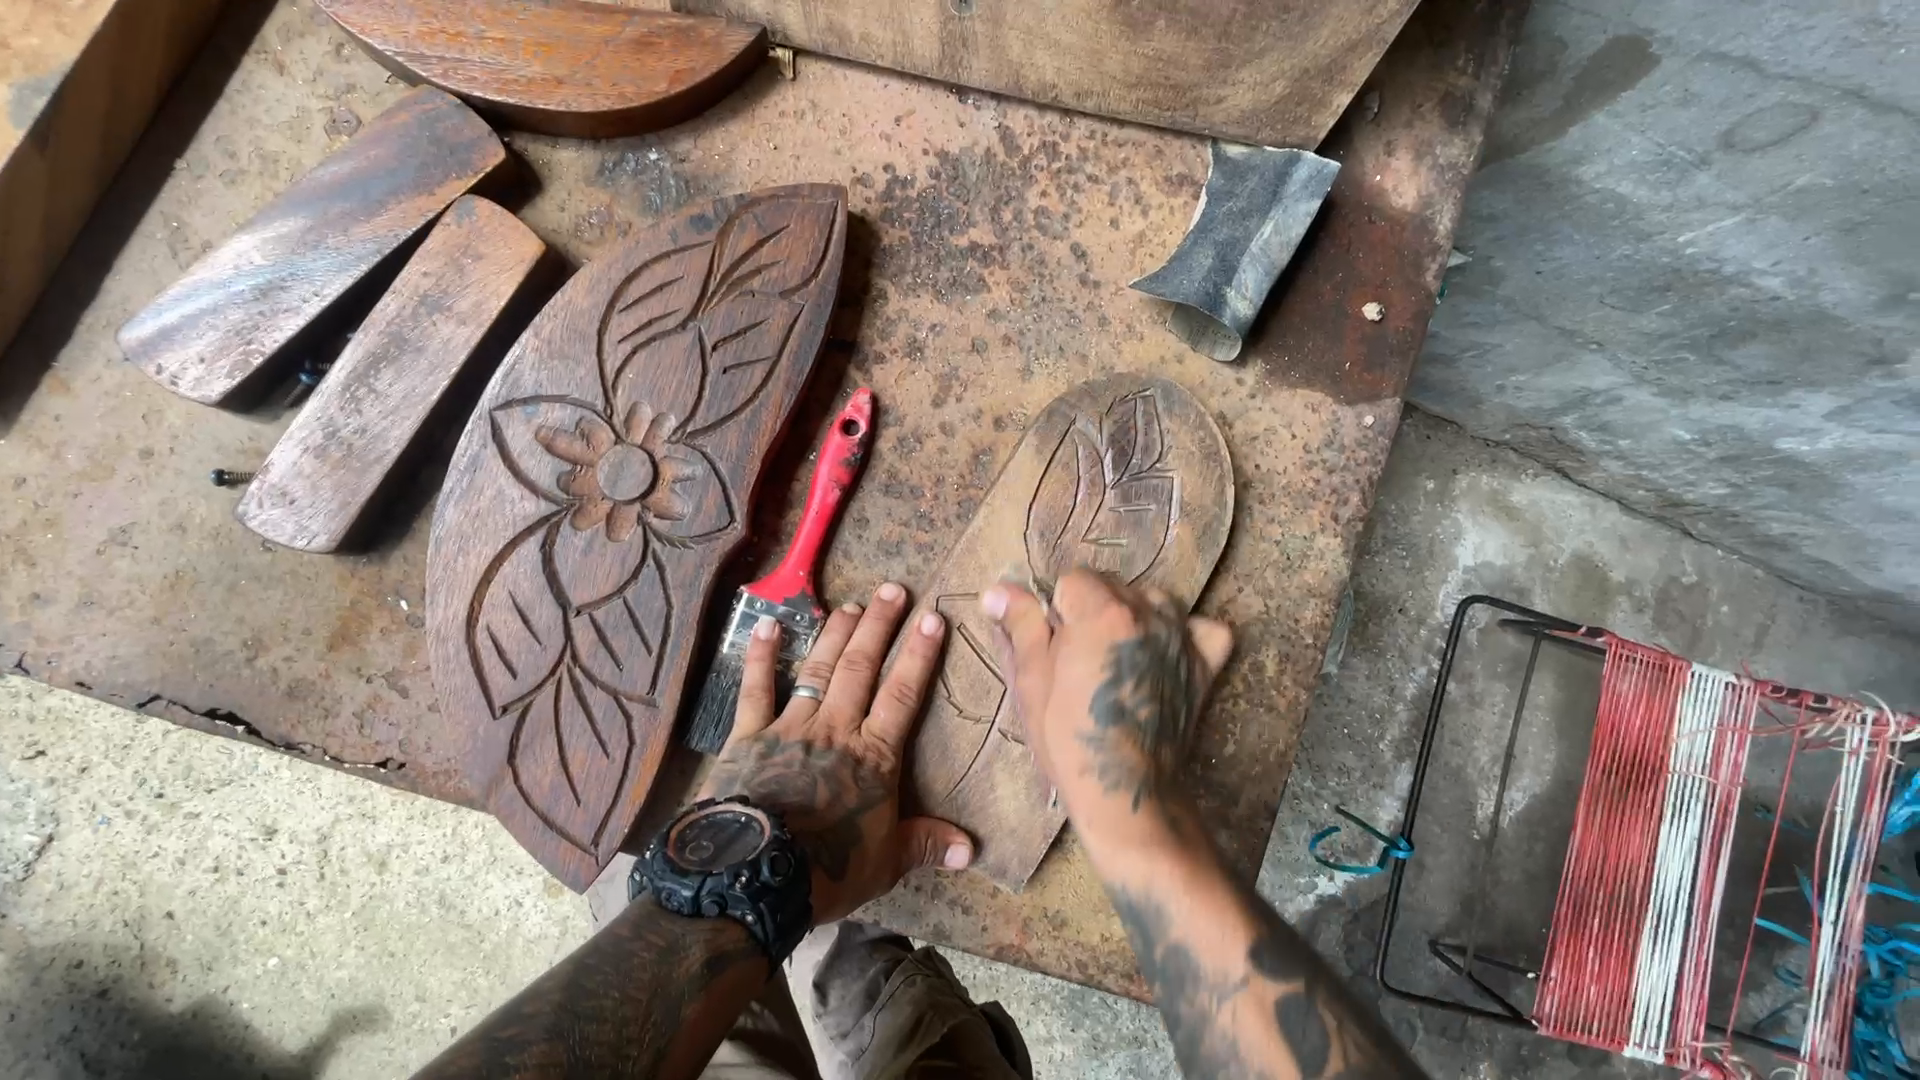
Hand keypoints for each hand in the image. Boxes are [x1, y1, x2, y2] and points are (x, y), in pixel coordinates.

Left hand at [699, 582, 973, 923]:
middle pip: (862, 666)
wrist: (754, 876)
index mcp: (873, 754)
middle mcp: (836, 728)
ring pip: (818, 668)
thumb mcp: (886, 862)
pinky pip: (756, 689)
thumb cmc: (827, 869)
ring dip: (836, 633)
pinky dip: (760, 656)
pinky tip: (765, 625)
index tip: (933, 617)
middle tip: (893, 589)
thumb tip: (971, 850)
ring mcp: (792, 726)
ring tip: (852, 604)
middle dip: (880, 624)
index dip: (920, 654)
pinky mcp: (750, 734)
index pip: (903, 693)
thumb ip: (926, 843)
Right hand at [982, 569, 1232, 851]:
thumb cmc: (1067, 739)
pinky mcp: (1204, 664)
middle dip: (1091, 610)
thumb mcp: (1030, 681)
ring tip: (1117, 661)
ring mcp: (1181, 636)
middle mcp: (1148, 612)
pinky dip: (1183, 635)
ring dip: (1132, 618)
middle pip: (1112, 586)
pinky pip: (1200, 627)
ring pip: (1151, 601)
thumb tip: (997, 588)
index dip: (1055, 611)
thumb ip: (1020, 624)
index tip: (1052, 646)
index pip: (1071, 580)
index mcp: (1102, 612)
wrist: (1124, 792)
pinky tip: (1162, 656)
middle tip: (1078, 660)